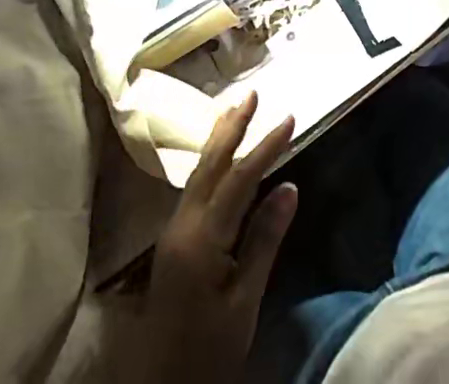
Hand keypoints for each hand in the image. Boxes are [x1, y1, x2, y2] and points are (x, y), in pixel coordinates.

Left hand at [136, 93, 297, 383]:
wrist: (160, 381)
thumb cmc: (209, 348)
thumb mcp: (245, 300)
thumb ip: (264, 240)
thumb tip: (288, 188)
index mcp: (203, 238)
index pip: (240, 179)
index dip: (265, 147)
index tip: (288, 119)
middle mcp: (183, 223)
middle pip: (210, 164)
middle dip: (232, 127)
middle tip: (251, 94)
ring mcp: (174, 230)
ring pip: (199, 172)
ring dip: (219, 140)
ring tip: (235, 110)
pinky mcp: (174, 240)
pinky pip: (195, 188)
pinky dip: (212, 163)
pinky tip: (219, 157)